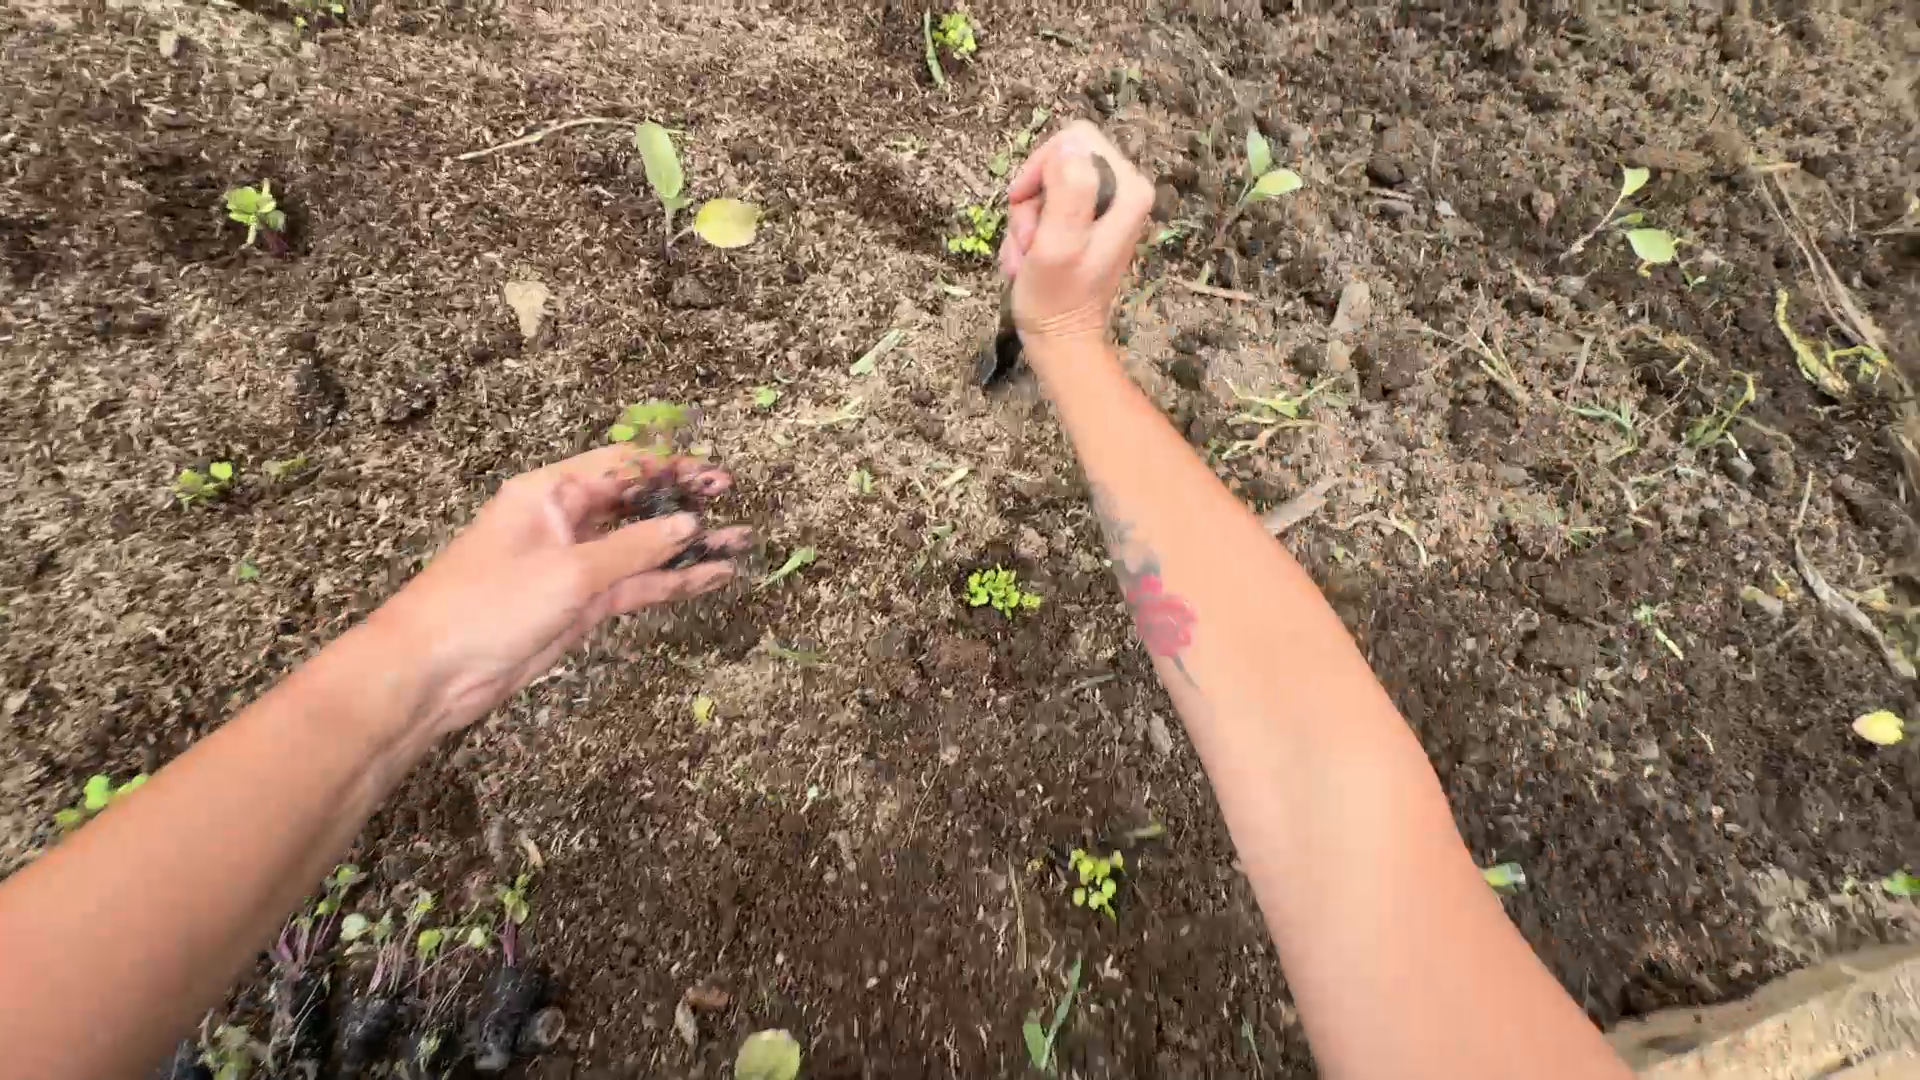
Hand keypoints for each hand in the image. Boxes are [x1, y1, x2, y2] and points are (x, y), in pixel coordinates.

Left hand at [371, 445, 750, 735]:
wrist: (434, 674)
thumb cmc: (488, 603)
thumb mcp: (569, 570)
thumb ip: (635, 547)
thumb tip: (690, 523)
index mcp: (552, 493)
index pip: (622, 466)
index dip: (670, 466)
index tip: (714, 475)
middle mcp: (569, 522)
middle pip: (639, 503)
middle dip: (686, 501)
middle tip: (732, 499)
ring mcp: (581, 564)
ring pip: (647, 547)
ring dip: (690, 545)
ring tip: (740, 541)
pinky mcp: (588, 602)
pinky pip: (640, 584)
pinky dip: (675, 581)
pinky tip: (713, 576)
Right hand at [998, 120, 1153, 357]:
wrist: (1060, 342)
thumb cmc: (1057, 301)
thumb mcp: (1057, 245)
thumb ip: (1068, 190)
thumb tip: (1068, 146)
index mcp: (1127, 189)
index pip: (1075, 140)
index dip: (1039, 168)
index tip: (1022, 204)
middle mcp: (1122, 192)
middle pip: (1058, 164)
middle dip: (1030, 203)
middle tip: (1028, 243)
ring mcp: (1103, 210)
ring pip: (1045, 189)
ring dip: (1024, 224)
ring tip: (1026, 260)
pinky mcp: (1085, 226)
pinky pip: (1045, 211)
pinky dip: (1029, 236)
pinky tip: (1028, 263)